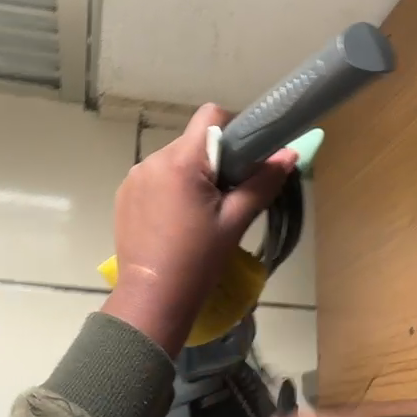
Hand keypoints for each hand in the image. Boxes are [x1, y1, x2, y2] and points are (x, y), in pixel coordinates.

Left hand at [99, 103, 296, 355]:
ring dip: (192, 175)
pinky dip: (171, 188)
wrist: (151, 300)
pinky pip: (155, 176)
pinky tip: (177, 221)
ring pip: (175, 159)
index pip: (211, 116)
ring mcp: (134, 176)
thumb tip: (291, 153)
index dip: (233, 129)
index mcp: (181, 160)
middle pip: (193, 141)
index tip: (244, 160)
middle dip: (214, 160)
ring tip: (201, 214)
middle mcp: (153, 159)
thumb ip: (263, 182)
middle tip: (228, 196)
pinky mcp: (124, 194)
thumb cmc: (198, 261)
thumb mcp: (236, 221)